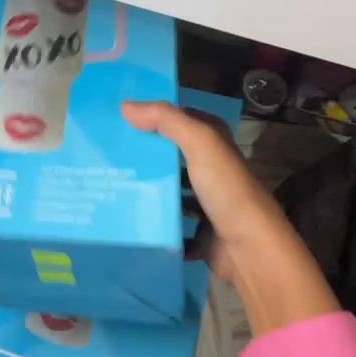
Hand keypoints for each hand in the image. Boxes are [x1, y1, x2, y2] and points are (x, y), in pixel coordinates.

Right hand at [123, 99, 339, 333]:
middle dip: (143, 154)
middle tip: (104, 152)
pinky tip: (127, 219)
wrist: (251, 252)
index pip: (181, 120)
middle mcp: (213, 169)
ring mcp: (207, 203)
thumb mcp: (200, 143)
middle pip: (171, 155)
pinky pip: (170, 224)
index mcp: (215, 142)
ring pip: (169, 190)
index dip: (154, 116)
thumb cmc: (227, 190)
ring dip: (146, 189)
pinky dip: (154, 224)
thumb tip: (125, 104)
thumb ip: (166, 119)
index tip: (118, 117)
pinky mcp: (200, 232)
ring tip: (109, 184)